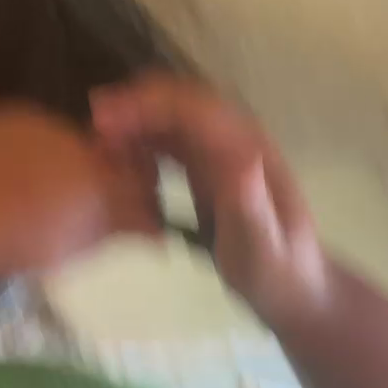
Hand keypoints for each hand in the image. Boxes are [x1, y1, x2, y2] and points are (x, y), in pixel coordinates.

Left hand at [0, 105, 161, 280]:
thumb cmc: (8, 242)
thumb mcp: (72, 247)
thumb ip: (118, 230)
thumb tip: (157, 230)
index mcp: (96, 176)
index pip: (136, 178)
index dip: (137, 195)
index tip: (134, 213)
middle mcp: (77, 139)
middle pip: (104, 156)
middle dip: (100, 178)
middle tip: (79, 209)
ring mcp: (43, 122)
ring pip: (70, 143)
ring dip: (66, 163)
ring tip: (38, 194)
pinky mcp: (13, 115)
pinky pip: (38, 133)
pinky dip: (35, 152)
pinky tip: (14, 174)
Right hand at [91, 75, 331, 325]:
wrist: (294, 288)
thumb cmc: (276, 274)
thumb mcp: (265, 250)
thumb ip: (251, 210)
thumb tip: (239, 160)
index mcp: (248, 149)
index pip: (193, 108)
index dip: (147, 105)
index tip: (105, 120)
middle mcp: (234, 137)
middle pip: (179, 99)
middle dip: (135, 102)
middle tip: (94, 123)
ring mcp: (220, 146)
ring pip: (171, 111)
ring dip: (135, 116)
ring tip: (98, 137)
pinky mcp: (206, 160)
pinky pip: (169, 132)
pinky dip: (141, 134)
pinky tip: (118, 153)